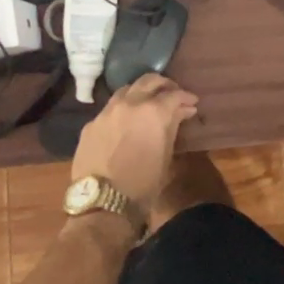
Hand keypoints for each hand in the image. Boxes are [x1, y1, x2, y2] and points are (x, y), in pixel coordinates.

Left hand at [70, 73, 198, 205]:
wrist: (103, 203)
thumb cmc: (144, 183)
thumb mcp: (166, 154)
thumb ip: (173, 126)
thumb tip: (183, 110)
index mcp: (153, 111)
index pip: (175, 94)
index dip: (186, 97)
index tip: (192, 103)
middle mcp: (130, 104)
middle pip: (149, 81)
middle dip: (164, 84)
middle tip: (172, 94)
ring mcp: (107, 112)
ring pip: (126, 90)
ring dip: (140, 93)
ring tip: (147, 103)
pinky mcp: (91, 124)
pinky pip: (110, 109)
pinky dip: (122, 110)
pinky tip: (125, 123)